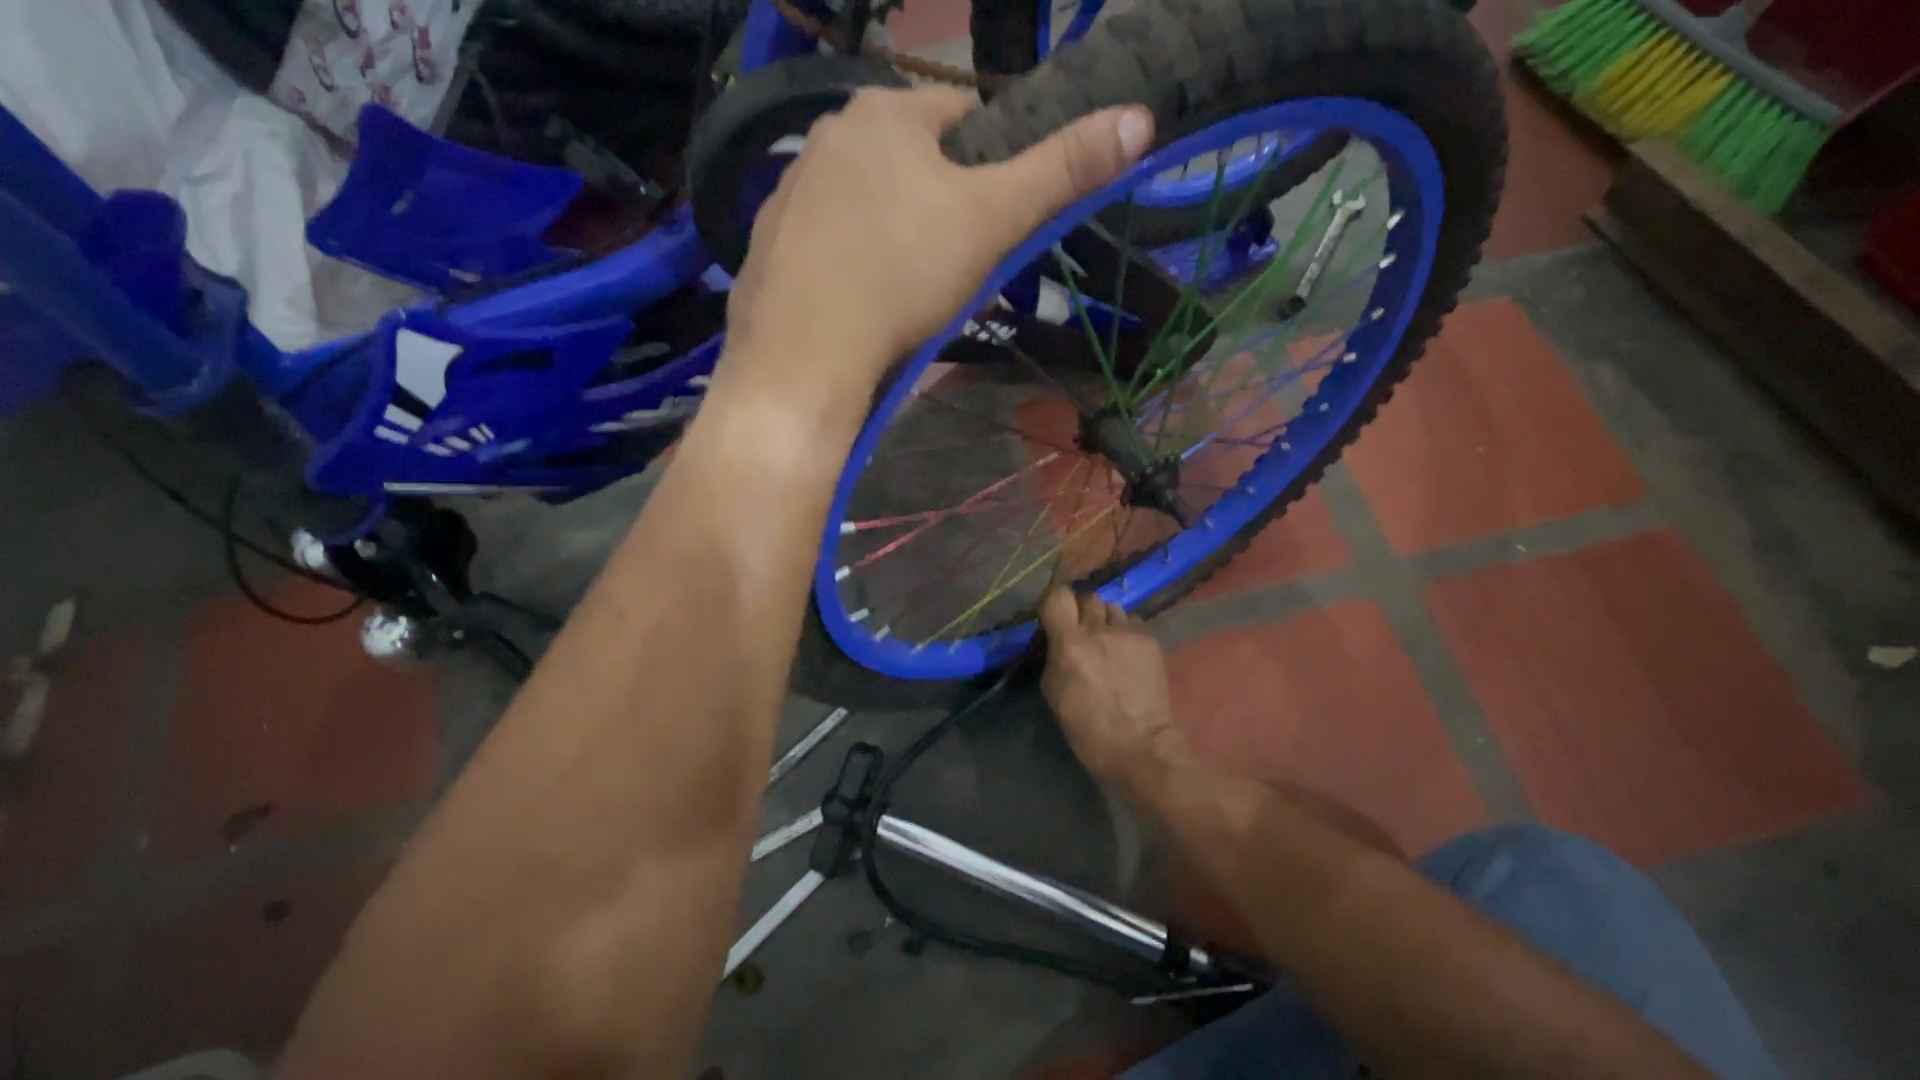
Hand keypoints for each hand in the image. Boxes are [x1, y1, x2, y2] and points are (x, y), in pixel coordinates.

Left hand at [723, 87, 1152, 407]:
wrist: (803, 358)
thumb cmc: (903, 275)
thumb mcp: (994, 220)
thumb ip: (1064, 169)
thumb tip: (1140, 118)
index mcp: (883, 111)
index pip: (962, 117)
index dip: (994, 165)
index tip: (1001, 218)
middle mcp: (827, 133)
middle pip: (912, 161)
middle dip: (944, 204)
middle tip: (962, 264)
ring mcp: (789, 188)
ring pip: (869, 201)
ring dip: (898, 232)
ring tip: (913, 292)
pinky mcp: (767, 241)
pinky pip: (828, 240)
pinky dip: (851, 261)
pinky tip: (863, 303)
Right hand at [1038, 588, 1194, 785]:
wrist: (1140, 746)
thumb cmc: (1087, 728)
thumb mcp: (1053, 692)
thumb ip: (1053, 656)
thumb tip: (1055, 640)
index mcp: (1070, 643)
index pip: (1057, 596)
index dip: (1054, 603)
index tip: (1054, 616)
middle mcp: (1099, 630)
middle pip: (1088, 598)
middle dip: (1081, 612)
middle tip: (1082, 633)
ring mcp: (1129, 632)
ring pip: (1113, 608)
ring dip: (1106, 621)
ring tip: (1108, 643)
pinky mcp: (1150, 640)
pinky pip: (1133, 623)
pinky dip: (1126, 632)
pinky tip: (1127, 654)